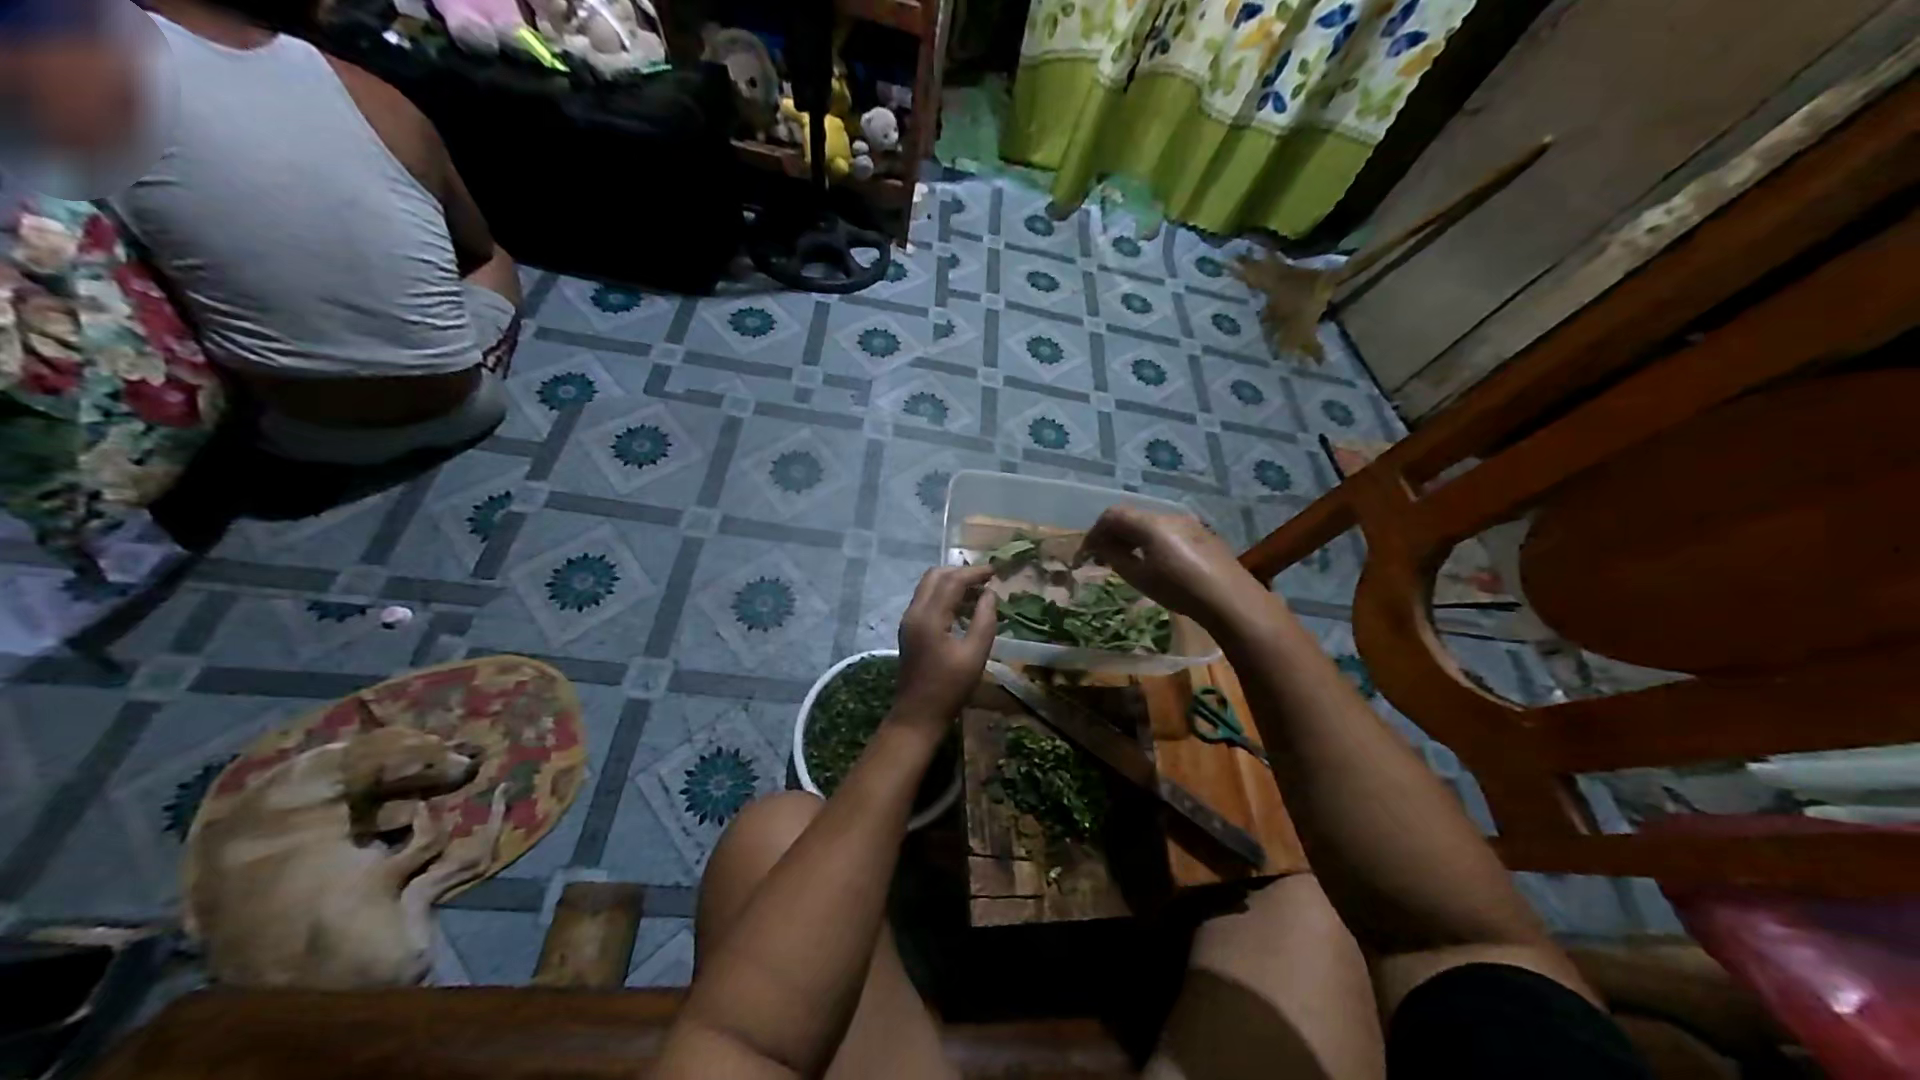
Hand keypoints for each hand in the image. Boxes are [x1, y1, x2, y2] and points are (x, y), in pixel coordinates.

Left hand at [891, 565, 996, 732]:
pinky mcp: (909, 630)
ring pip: (928, 587)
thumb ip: (984, 620)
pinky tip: (963, 608)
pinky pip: (926, 600)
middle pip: (935, 576)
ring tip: (978, 592)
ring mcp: (908, 621)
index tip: (995, 571)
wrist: (917, 715)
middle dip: (961, 573)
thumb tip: (990, 594)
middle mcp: (914, 612)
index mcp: (929, 617)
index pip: (952, 581)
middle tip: (986, 579)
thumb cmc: (949, 688)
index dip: (974, 572)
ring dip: (952, 583)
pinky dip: (944, 595)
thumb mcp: (975, 654)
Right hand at [1080, 505, 1271, 628]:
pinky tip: (1154, 563)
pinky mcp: (1201, 534)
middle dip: (1111, 534)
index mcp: (1149, 523)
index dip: (1094, 534)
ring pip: (1149, 523)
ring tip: (1126, 562)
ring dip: (1131, 537)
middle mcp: (1168, 515)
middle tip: (1101, 559)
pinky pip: (1166, 530)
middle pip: (1130, 516)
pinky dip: (1150, 541)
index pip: (1111, 516)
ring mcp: (1188, 523)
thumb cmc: (1180, 590)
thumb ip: (1115, 557)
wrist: (1231, 599)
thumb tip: (1100, 546)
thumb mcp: (1139, 577)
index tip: (1086, 557)